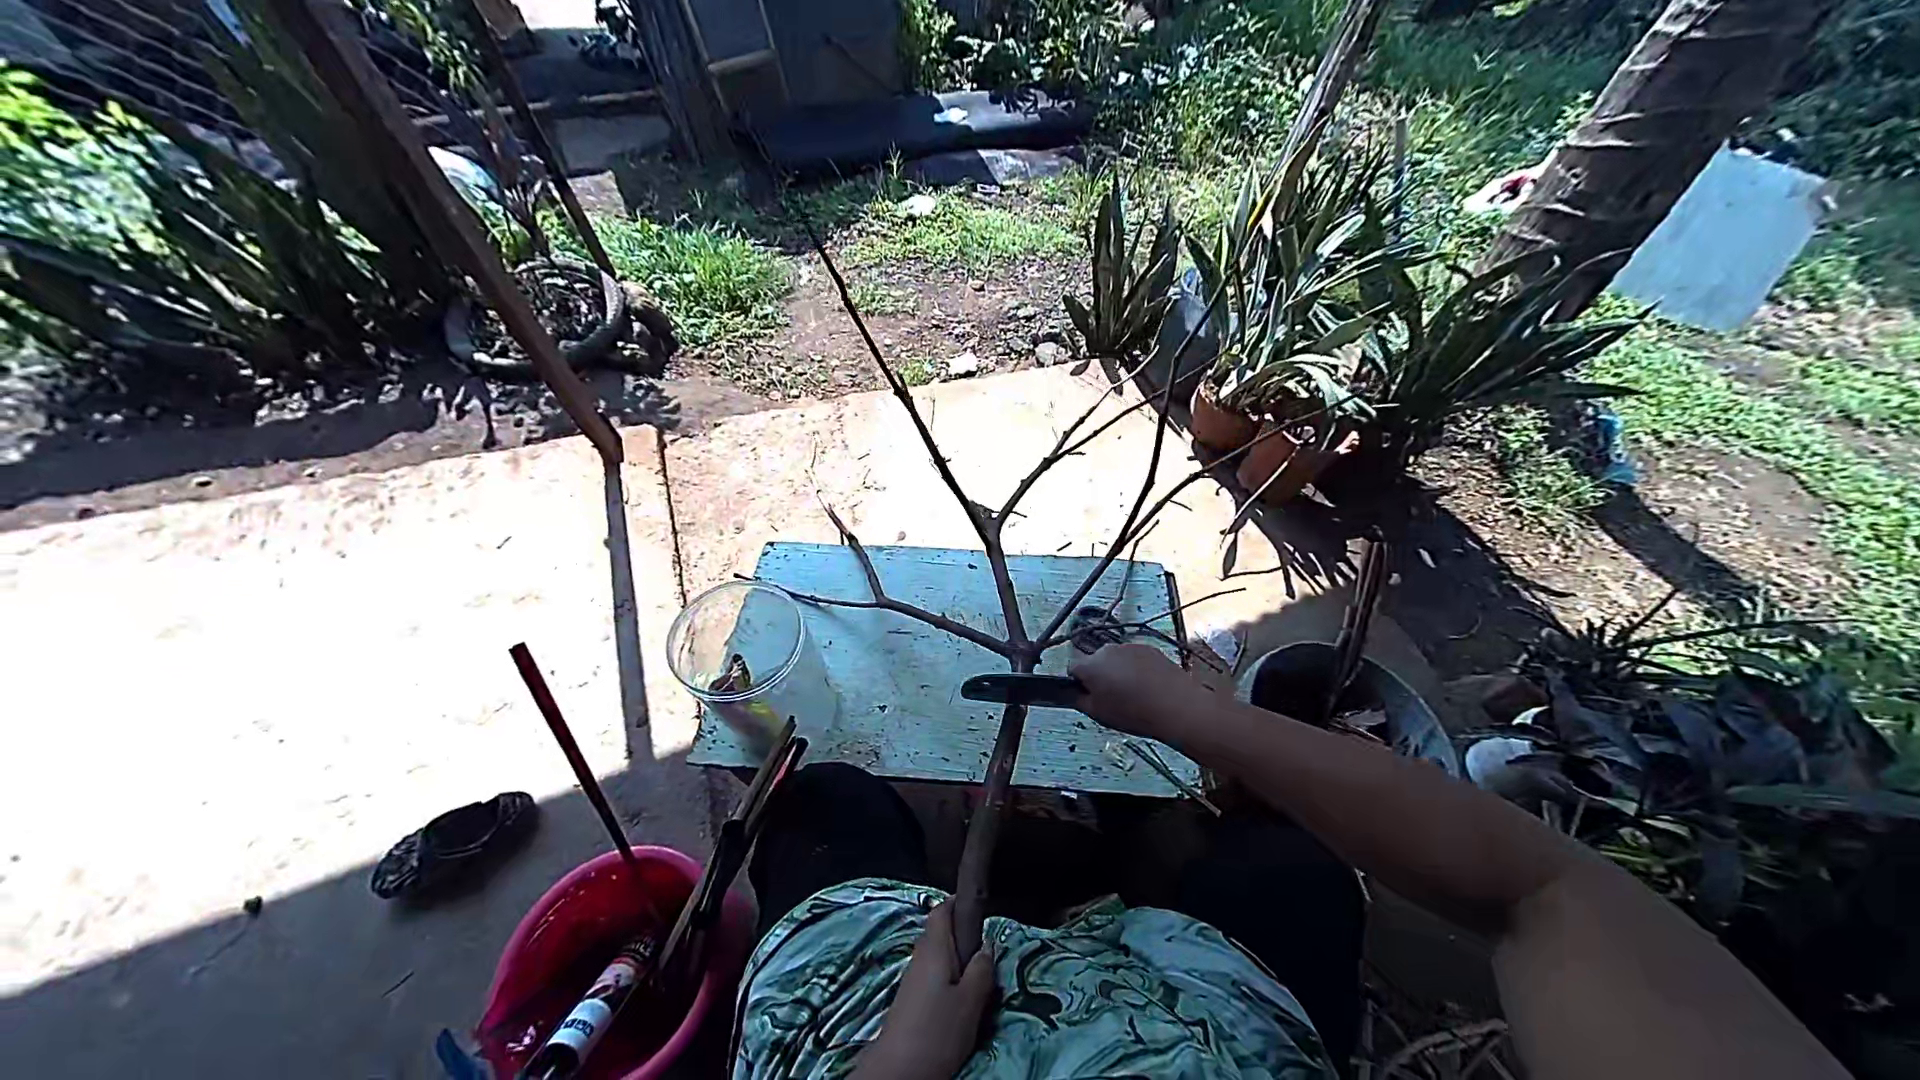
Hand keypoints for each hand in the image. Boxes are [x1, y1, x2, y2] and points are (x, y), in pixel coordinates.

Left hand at [851, 900, 996, 1079]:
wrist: (898, 1071)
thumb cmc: (937, 1030)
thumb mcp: (970, 1001)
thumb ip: (981, 970)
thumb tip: (987, 945)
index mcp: (933, 948)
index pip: (942, 910)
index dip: (959, 903)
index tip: (979, 909)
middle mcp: (919, 956)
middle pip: (941, 934)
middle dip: (963, 938)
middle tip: (986, 953)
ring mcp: (913, 978)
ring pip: (939, 958)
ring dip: (958, 962)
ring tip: (979, 981)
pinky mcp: (911, 1000)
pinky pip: (934, 977)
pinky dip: (949, 981)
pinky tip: (960, 1001)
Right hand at [1069, 643, 1203, 741]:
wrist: (1177, 706)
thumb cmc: (1135, 713)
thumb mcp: (1098, 714)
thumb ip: (1078, 700)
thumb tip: (1071, 692)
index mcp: (1090, 666)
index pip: (1073, 668)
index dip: (1079, 683)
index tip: (1090, 696)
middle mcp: (1107, 650)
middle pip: (1095, 661)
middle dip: (1100, 676)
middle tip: (1113, 698)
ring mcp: (1129, 647)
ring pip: (1115, 659)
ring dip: (1119, 671)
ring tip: (1134, 694)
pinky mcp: (1148, 648)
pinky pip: (1134, 657)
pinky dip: (1137, 668)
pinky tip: (1148, 686)